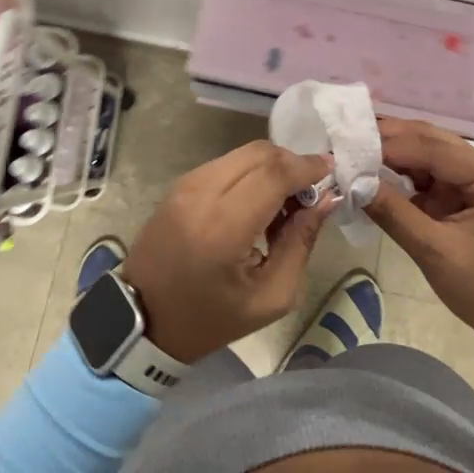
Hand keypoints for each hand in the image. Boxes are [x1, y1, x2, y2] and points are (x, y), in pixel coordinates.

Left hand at [120, 141, 335, 364]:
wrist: (141, 320)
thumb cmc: (209, 319)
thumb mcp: (269, 297)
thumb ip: (301, 243)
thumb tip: (326, 199)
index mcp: (223, 227)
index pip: (274, 174)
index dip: (308, 166)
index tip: (332, 170)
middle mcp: (202, 193)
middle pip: (260, 153)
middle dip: (292, 163)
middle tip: (311, 191)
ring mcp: (186, 184)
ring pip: (242, 153)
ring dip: (272, 166)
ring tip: (285, 201)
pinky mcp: (179, 184)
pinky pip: (226, 163)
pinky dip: (250, 172)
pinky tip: (258, 202)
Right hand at [364, 119, 473, 374]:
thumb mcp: (436, 253)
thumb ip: (395, 213)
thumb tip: (352, 182)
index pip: (435, 148)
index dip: (391, 145)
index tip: (349, 146)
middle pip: (432, 142)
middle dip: (389, 142)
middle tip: (345, 141)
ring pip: (427, 154)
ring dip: (392, 155)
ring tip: (353, 154)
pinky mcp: (465, 193)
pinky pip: (429, 174)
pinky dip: (402, 174)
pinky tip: (373, 173)